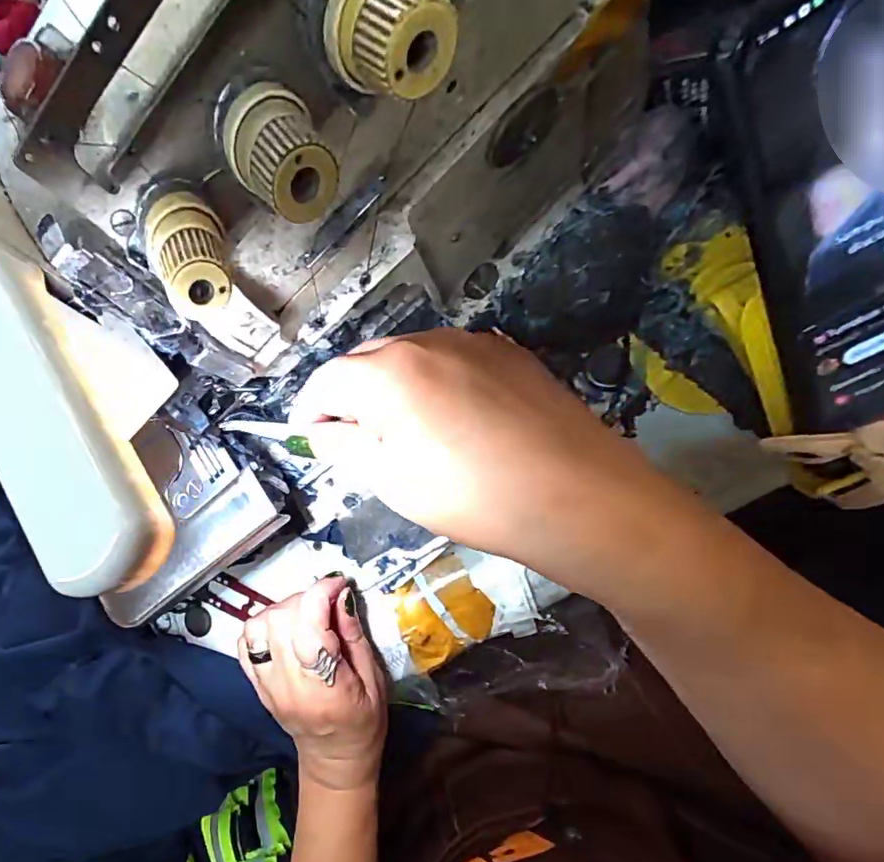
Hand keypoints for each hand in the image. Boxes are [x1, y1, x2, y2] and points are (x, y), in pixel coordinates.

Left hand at [237, 576, 388, 791]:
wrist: (335, 757)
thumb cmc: (363, 722)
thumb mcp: (373, 679)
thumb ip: (353, 635)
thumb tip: (340, 596)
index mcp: (323, 684)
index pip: (308, 623)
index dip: (321, 593)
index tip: (338, 584)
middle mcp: (288, 682)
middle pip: (279, 619)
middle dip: (303, 600)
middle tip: (325, 605)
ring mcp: (267, 684)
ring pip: (257, 627)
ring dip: (280, 611)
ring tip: (303, 617)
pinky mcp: (256, 684)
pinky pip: (245, 643)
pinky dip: (260, 627)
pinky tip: (282, 630)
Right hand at [291, 328, 715, 600]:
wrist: (577, 497)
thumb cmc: (467, 495)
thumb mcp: (386, 479)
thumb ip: (339, 446)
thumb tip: (320, 430)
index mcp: (386, 372)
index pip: (325, 380)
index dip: (308, 411)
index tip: (307, 437)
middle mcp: (425, 342)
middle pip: (364, 362)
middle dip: (347, 397)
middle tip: (351, 441)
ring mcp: (472, 343)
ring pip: (407, 358)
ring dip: (388, 389)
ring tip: (401, 435)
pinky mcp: (508, 355)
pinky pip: (448, 362)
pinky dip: (429, 385)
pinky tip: (448, 424)